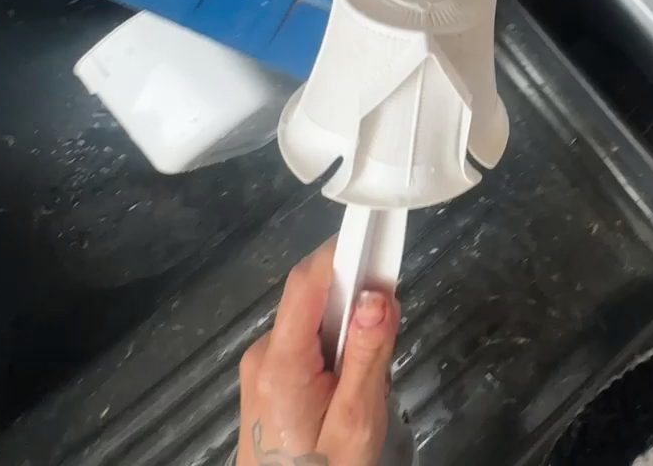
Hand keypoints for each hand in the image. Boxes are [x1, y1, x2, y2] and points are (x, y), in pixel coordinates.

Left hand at [238, 238, 399, 465]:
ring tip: (370, 370)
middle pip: (317, 295)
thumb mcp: (356, 420)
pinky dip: (338, 340)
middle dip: (359, 296)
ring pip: (317, 315)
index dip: (345, 249)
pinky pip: (310, 335)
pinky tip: (351, 378)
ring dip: (351, 323)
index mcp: (281, 363)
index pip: (309, 282)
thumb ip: (369, 354)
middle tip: (390, 327)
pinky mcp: (269, 375)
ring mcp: (263, 364)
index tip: (382, 232)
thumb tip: (380, 292)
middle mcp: (264, 353)